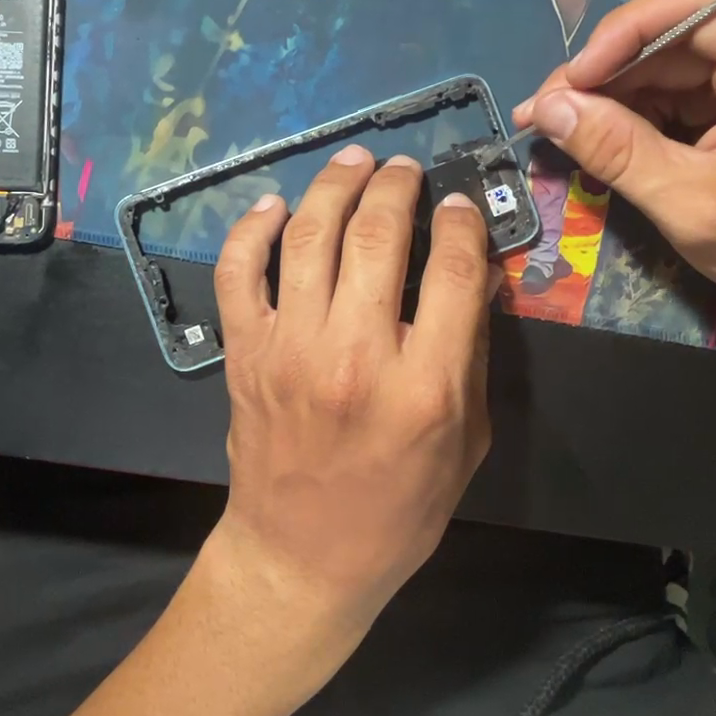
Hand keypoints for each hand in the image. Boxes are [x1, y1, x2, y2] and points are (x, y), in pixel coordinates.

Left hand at [210, 144, 497, 626]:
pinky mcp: (244, 351)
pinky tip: (274, 204)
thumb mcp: (466, 438)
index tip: (459, 204)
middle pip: (378, 236)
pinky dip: (251, 229)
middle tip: (404, 168)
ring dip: (333, 185)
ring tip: (353, 160)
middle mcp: (355, 354)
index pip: (453, 270)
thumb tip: (477, 273)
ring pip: (309, 237)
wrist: (302, 555)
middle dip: (396, 186)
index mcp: (424, 385)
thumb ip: (474, 352)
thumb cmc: (399, 507)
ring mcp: (290, 347)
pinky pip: (238, 271)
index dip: (462, 223)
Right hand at [515, 0, 715, 319]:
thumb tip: (546, 108)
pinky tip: (588, 127)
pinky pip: (674, 83)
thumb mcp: (691, 203)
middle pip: (671, 30)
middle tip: (543, 108)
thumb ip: (618, 151)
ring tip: (552, 120)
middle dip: (602, 70)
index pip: (691, 9)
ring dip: (607, 90)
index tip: (566, 84)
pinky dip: (628, 107)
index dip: (618, 37)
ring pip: (664, 57)